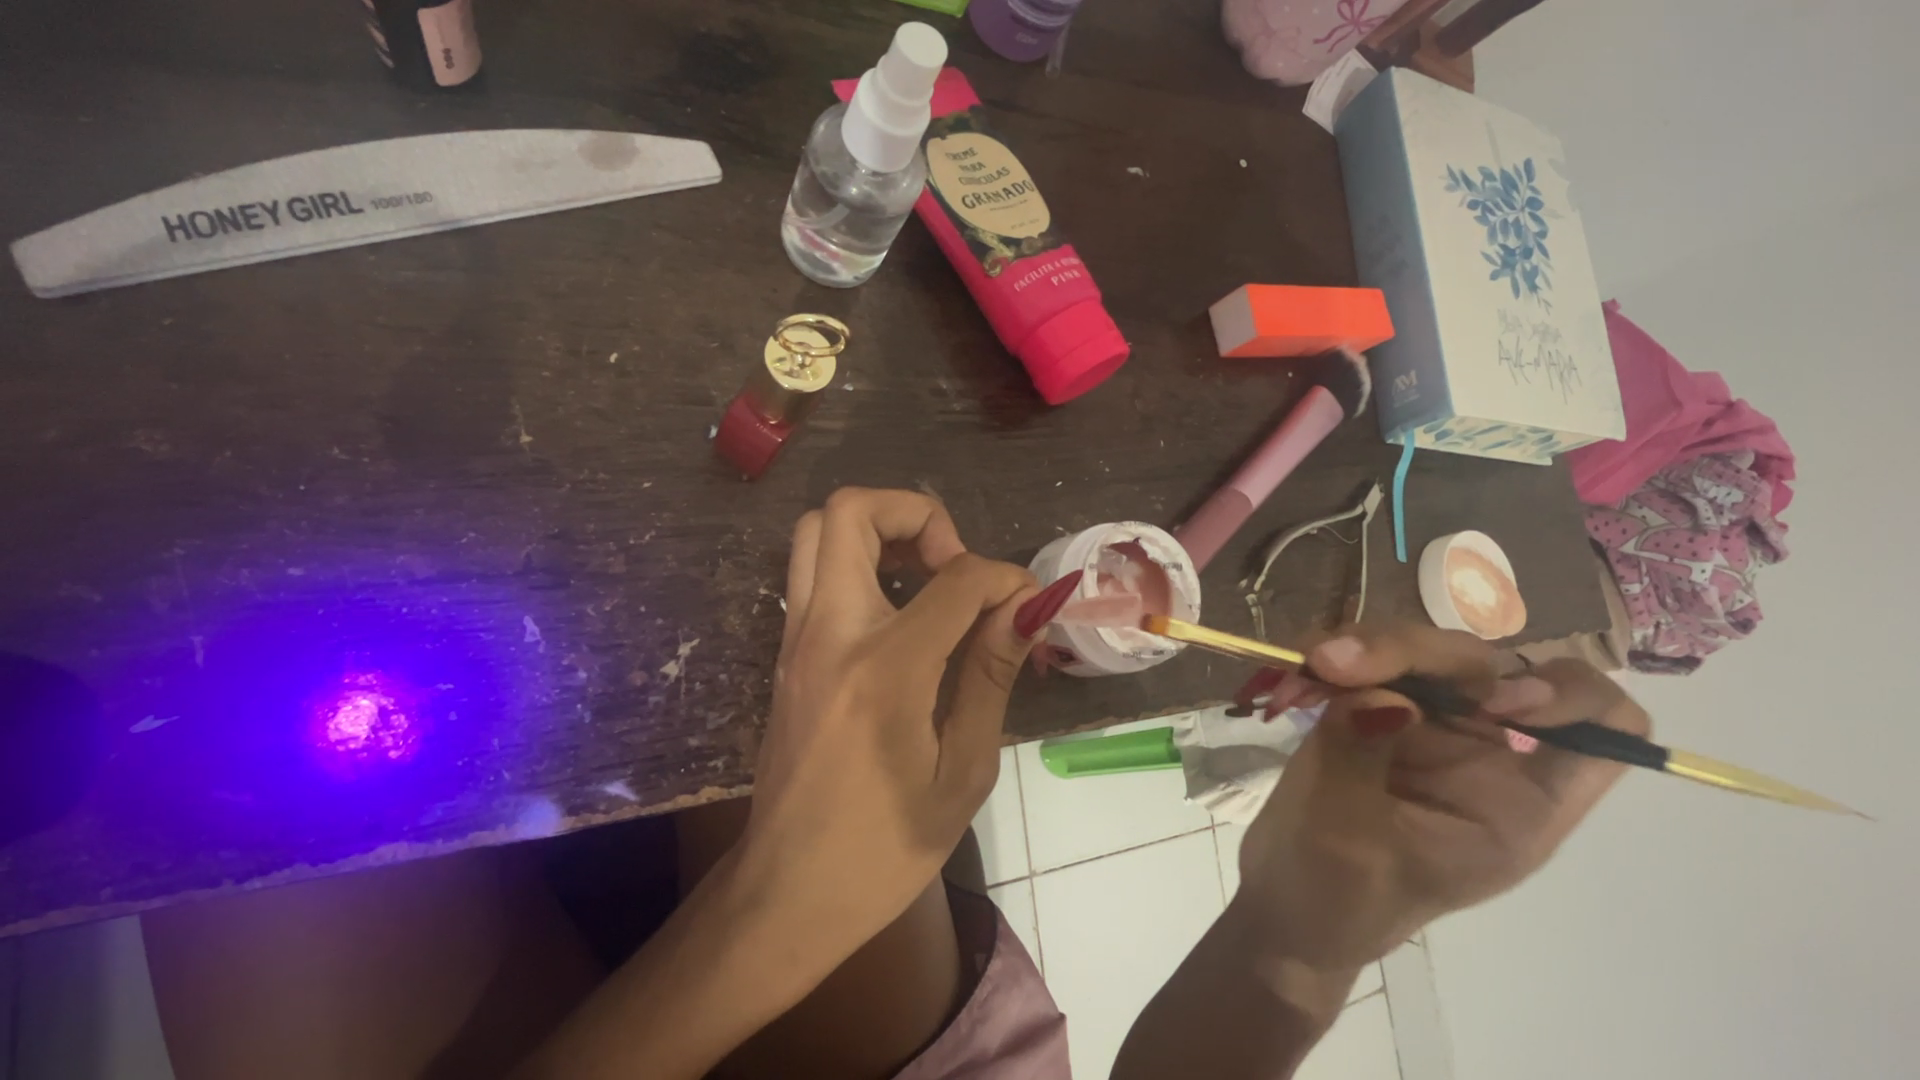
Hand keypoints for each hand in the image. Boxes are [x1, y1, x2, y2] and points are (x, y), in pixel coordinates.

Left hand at [736, 488, 1038, 950]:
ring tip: (928, 578)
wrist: (786, 893)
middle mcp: (830, 634)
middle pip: (851, 511)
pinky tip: (900, 614)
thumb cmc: (884, 849)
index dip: (1007, 579)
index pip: (957, 577)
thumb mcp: (962, 772)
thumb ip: (991, 676)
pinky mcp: (785, 654)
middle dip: (917, 513)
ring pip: (817, 531)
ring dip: (878, 530)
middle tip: (954, 567)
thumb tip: (1025, 609)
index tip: (1028, 609)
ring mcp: (796, 639)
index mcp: (885, 669)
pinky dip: (857, 563)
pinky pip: (812, 573)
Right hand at [1235, 623, 1650, 971]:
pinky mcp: (1370, 710)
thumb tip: (1372, 692)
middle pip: (1483, 666)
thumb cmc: (1339, 899)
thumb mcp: (1352, 838)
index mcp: (1518, 798)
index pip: (1602, 726)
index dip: (1566, 697)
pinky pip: (1361, 661)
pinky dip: (1323, 662)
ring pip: (1418, 651)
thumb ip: (1363, 757)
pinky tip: (1287, 686)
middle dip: (1410, 652)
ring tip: (1302, 670)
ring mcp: (1426, 724)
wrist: (1287, 910)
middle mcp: (1484, 750)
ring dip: (1357, 650)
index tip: (1492, 704)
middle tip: (1334, 662)